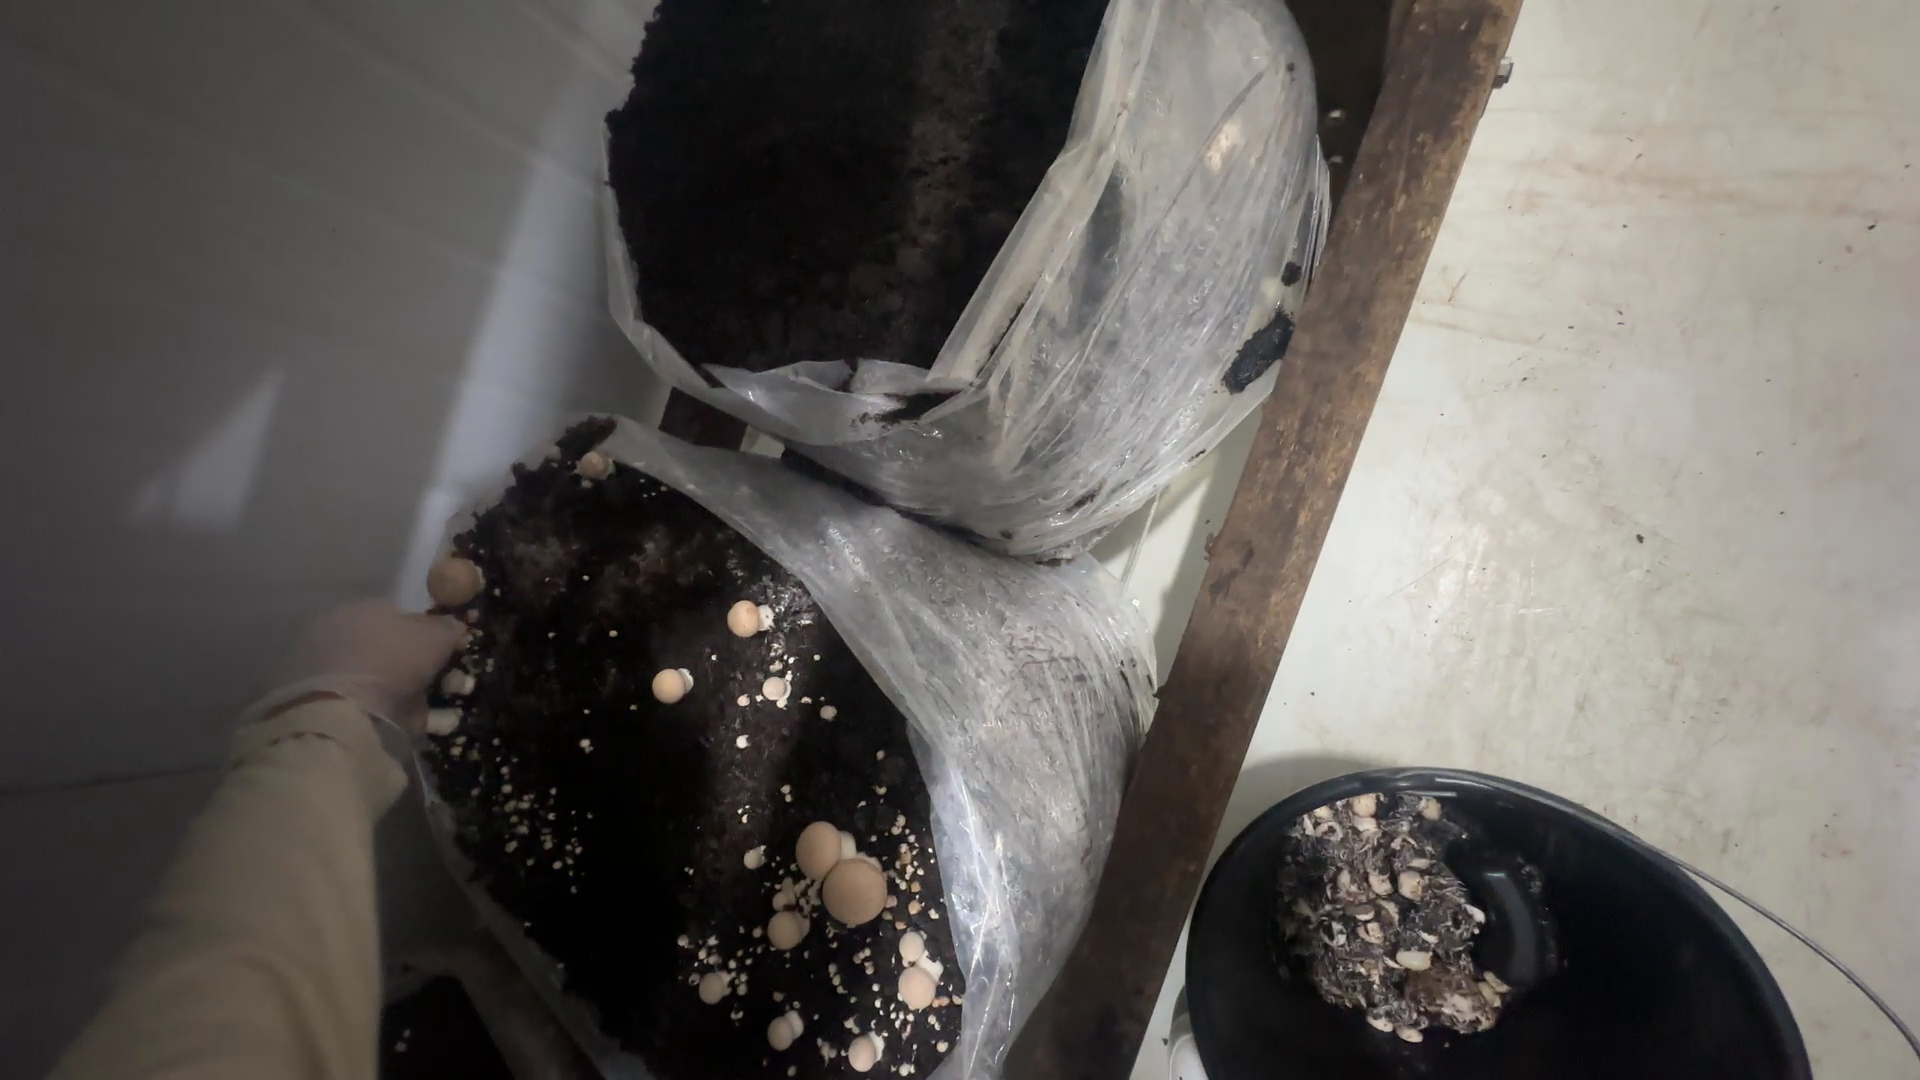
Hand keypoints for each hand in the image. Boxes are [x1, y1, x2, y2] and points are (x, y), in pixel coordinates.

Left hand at [248, 599, 464, 737]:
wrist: (340, 710)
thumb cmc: (395, 662)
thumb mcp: (439, 637)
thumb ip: (448, 626)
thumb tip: (451, 624)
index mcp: (364, 606)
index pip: (399, 613)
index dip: (422, 632)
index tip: (437, 652)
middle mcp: (331, 624)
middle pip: (376, 639)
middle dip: (396, 655)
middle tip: (420, 677)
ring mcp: (309, 658)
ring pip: (358, 666)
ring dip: (377, 679)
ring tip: (399, 701)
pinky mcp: (296, 691)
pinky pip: (341, 692)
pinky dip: (357, 700)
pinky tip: (376, 714)